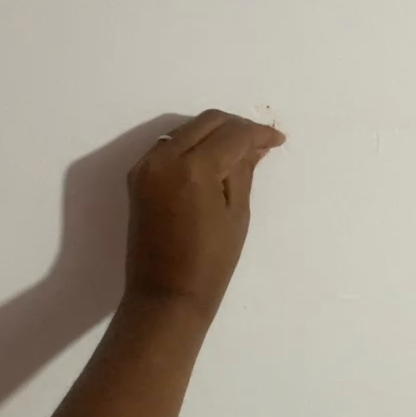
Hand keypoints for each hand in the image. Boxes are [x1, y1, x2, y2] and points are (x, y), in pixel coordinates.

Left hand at [122, 110, 284, 316]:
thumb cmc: (210, 262)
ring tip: (238, 152)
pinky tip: (211, 161)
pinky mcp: (137, 176)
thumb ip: (243, 170)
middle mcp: (164, 158)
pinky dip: (192, 145)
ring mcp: (146, 165)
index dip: (258, 133)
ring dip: (213, 133)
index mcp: (193, 169)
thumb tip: (254, 143)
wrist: (165, 295)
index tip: (277, 140)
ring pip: (186, 129)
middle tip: (259, 144)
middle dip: (236, 127)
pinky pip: (169, 146)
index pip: (232, 134)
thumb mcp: (237, 213)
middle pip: (206, 121)